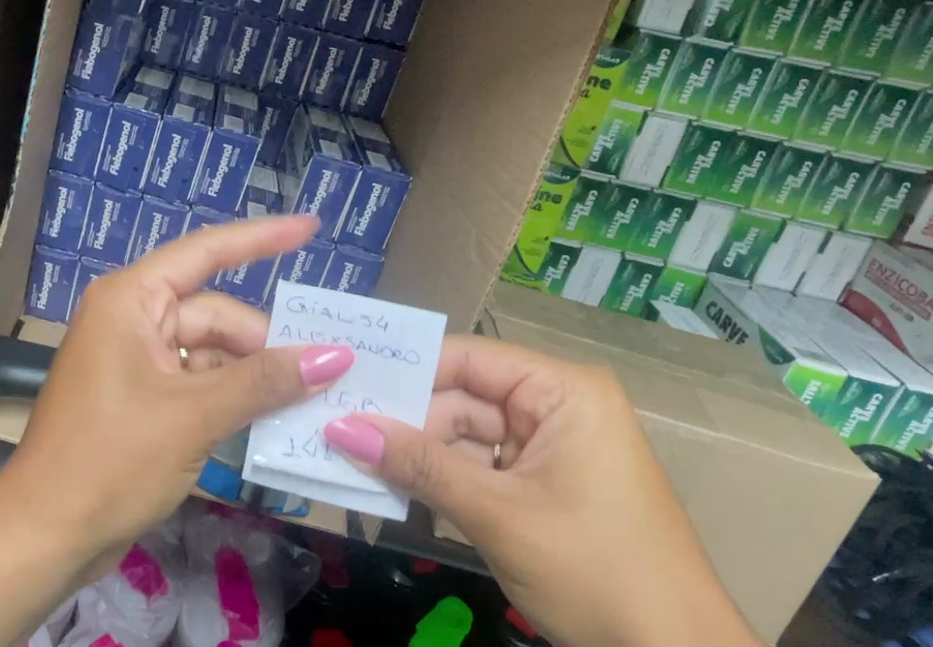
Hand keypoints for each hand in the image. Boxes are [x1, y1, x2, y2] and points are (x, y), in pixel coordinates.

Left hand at [0, 215, 352, 646]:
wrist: (44, 536)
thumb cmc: (110, 461)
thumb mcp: (195, 416)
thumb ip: (264, 381)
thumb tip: (335, 356)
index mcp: (131, 299)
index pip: (206, 251)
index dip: (262, 237)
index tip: (311, 225)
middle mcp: (132, 317)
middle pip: (215, 313)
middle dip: (264, 342)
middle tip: (327, 372)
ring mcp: (134, 359)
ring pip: (210, 351)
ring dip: (252, 374)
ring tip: (310, 398)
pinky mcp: (140, 398)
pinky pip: (198, 381)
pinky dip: (231, 397)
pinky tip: (271, 419)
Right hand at [322, 335, 756, 646]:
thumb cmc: (597, 573)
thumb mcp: (498, 516)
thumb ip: (419, 466)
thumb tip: (340, 428)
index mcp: (562, 391)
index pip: (467, 358)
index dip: (405, 369)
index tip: (343, 380)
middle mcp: (556, 406)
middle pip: (461, 398)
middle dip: (406, 421)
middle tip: (335, 430)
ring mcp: (551, 448)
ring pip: (465, 436)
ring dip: (419, 456)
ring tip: (353, 461)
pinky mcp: (545, 486)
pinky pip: (481, 468)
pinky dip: (443, 481)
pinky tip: (395, 489)